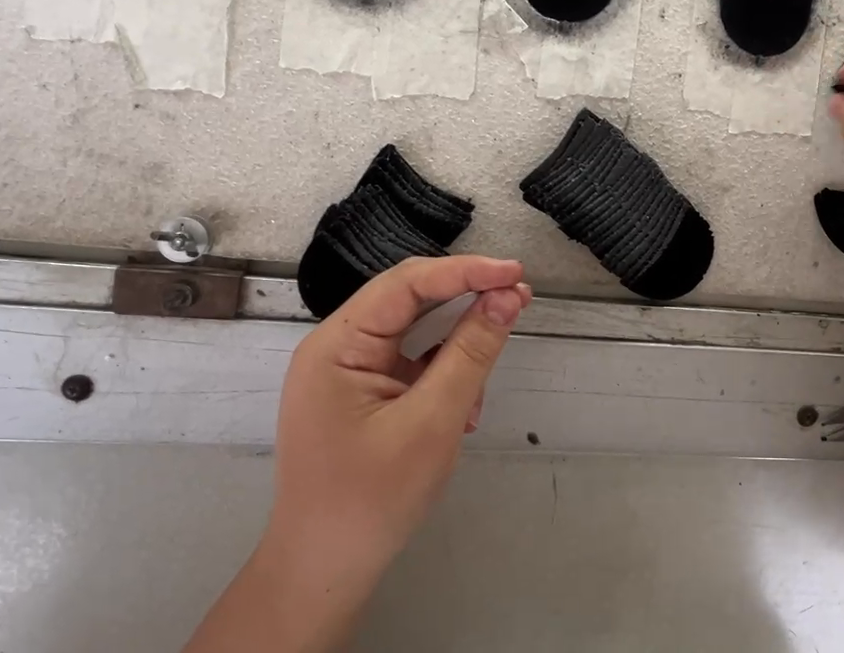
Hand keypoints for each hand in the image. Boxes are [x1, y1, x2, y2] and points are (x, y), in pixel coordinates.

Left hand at [185, 256, 532, 652]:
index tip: (516, 272)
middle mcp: (337, 347)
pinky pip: (411, 364)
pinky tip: (467, 408)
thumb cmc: (372, 497)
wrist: (324, 572)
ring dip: (458, 346)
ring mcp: (348, 372)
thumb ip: (472, 352)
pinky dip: (444, 376)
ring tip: (489, 373)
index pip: (406, 284)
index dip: (465, 271)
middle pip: (409, 301)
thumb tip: (508, 296)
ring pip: (415, 333)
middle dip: (465, 299)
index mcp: (337, 345)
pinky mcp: (363, 396)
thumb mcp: (433, 422)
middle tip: (518, 299)